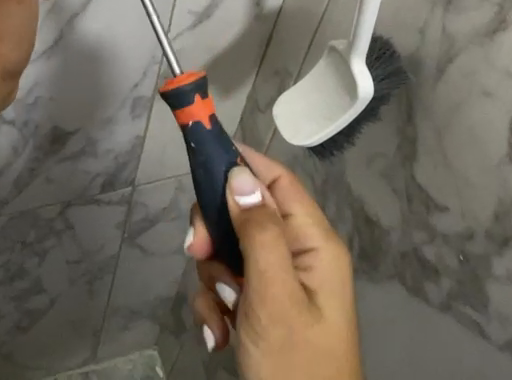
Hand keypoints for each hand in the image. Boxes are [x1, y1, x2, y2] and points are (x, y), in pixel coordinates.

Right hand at [186, 148, 362, 379]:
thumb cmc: (295, 366)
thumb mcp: (274, 296)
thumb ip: (258, 231)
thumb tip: (239, 173)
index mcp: (314, 246)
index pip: (277, 181)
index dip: (241, 161)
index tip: (199, 152)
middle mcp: (298, 257)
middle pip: (243, 212)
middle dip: (215, 232)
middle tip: (198, 252)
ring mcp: (278, 285)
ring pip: (228, 250)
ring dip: (212, 276)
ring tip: (221, 312)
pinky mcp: (260, 310)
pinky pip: (224, 285)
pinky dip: (213, 305)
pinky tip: (218, 335)